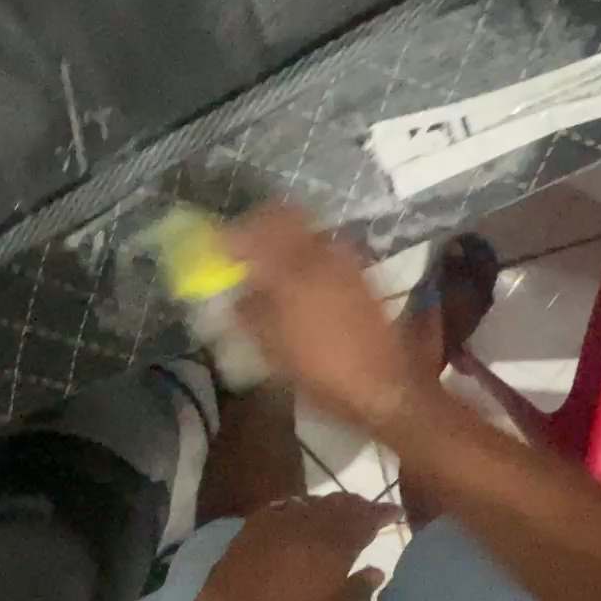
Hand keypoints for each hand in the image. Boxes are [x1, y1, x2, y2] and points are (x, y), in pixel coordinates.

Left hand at [168, 493, 397, 600]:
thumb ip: (359, 594)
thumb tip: (375, 569)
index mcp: (334, 548)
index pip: (366, 520)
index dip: (382, 513)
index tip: (395, 512)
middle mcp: (308, 527)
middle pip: (339, 506)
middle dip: (358, 505)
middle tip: (369, 511)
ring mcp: (277, 524)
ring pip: (311, 503)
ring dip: (329, 504)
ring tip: (338, 511)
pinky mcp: (251, 528)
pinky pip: (282, 507)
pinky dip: (298, 506)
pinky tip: (298, 510)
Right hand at [222, 204, 418, 429]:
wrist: (382, 385)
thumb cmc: (321, 372)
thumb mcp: (273, 349)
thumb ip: (249, 313)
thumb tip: (237, 294)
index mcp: (292, 271)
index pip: (253, 231)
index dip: (231, 235)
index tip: (218, 246)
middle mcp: (320, 254)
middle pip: (285, 216)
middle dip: (260, 224)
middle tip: (245, 244)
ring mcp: (345, 261)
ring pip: (308, 229)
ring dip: (285, 236)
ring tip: (272, 261)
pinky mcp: (361, 274)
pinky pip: (326, 247)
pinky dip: (307, 252)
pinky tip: (302, 277)